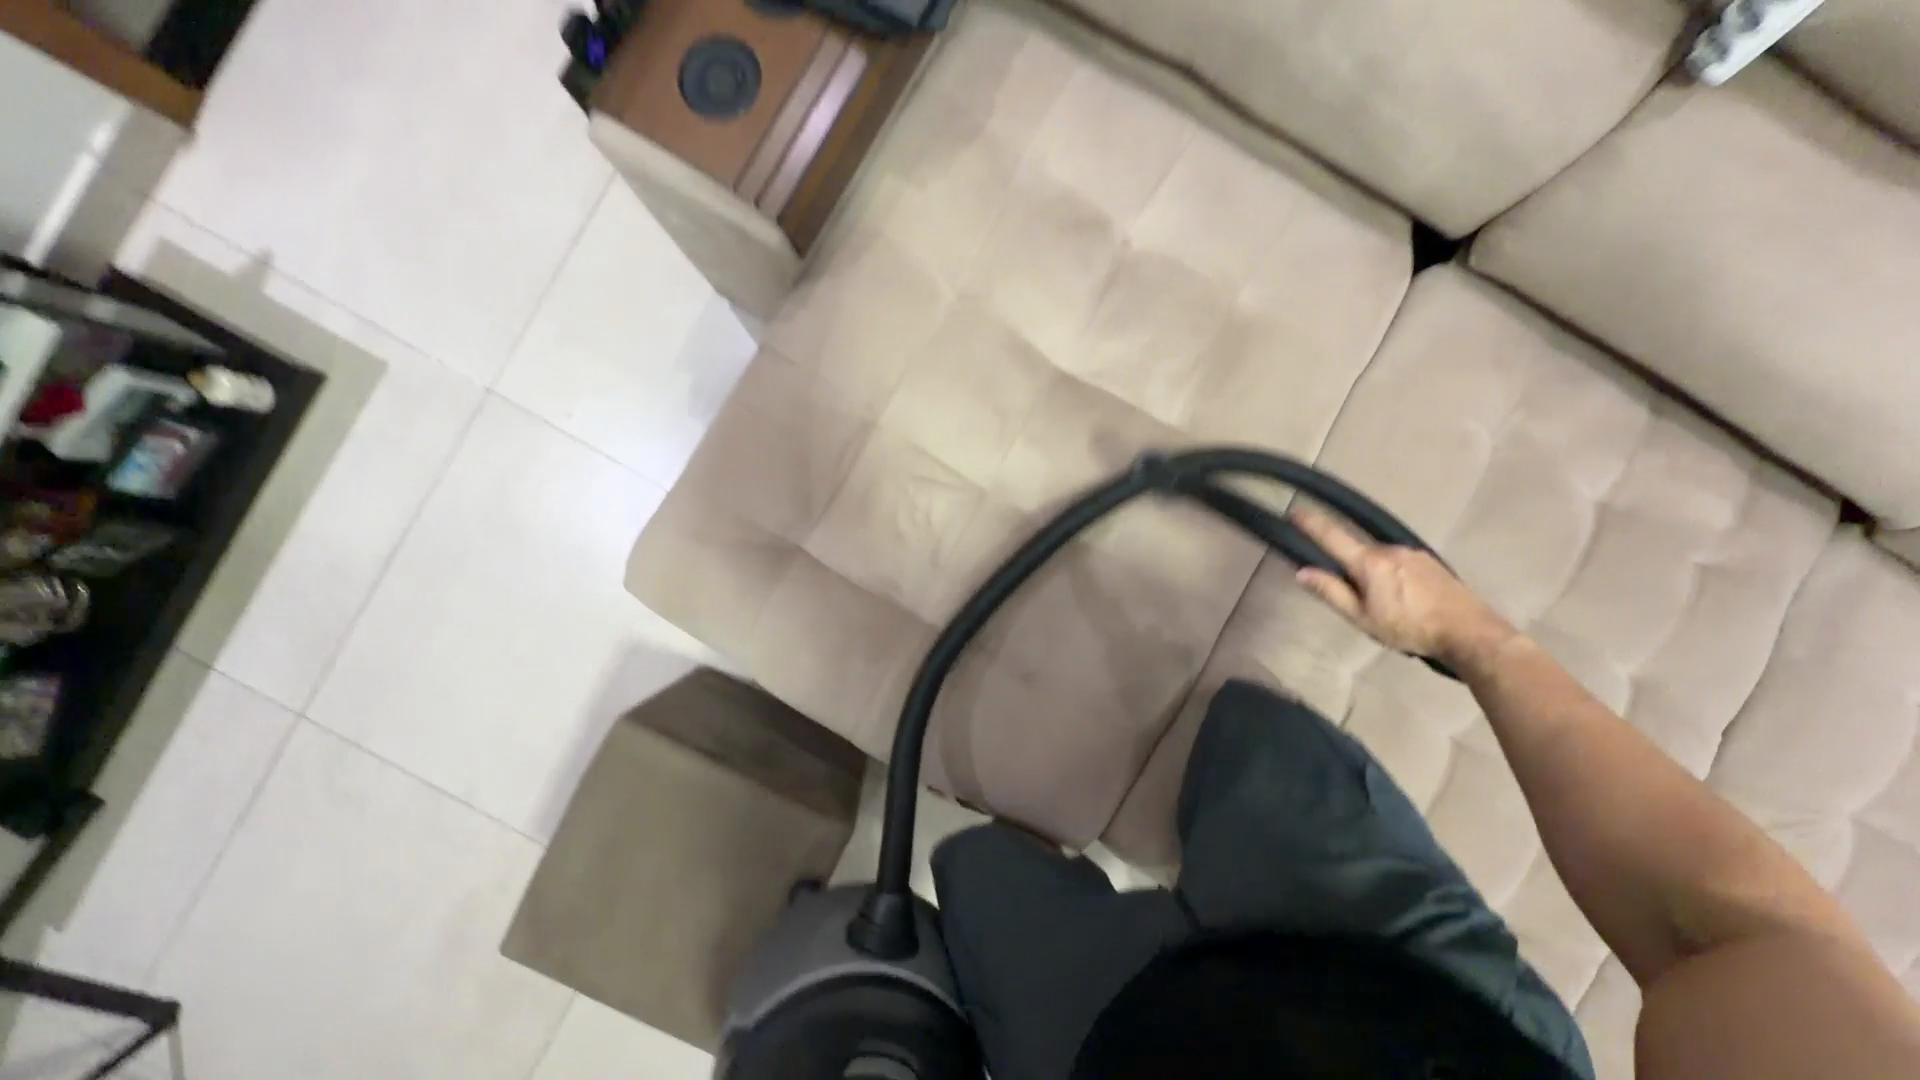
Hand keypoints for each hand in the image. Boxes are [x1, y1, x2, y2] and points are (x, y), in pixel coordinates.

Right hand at [1289, 506, 1514, 665]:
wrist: (1468, 631)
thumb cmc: (1409, 628)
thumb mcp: (1362, 618)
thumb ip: (1332, 592)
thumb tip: (1302, 572)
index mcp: (1368, 563)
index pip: (1332, 536)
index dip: (1312, 524)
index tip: (1296, 511)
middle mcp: (1389, 550)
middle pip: (1358, 552)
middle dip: (1350, 567)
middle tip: (1354, 596)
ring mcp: (1413, 554)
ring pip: (1381, 559)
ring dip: (1375, 574)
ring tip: (1384, 604)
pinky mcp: (1430, 562)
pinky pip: (1400, 564)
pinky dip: (1393, 576)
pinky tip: (1404, 599)